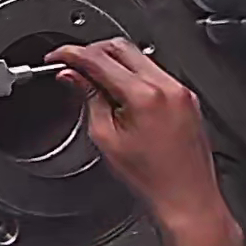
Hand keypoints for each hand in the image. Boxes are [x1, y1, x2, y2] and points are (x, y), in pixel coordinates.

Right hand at [48, 40, 230, 237]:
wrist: (187, 200)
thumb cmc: (151, 178)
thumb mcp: (105, 137)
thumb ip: (87, 98)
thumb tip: (71, 76)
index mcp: (145, 95)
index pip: (98, 59)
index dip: (71, 54)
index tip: (57, 57)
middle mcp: (167, 86)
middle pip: (119, 46)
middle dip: (91, 51)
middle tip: (72, 65)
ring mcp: (180, 90)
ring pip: (137, 55)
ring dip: (111, 61)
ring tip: (94, 82)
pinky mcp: (186, 96)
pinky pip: (153, 70)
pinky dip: (130, 73)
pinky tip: (118, 92)